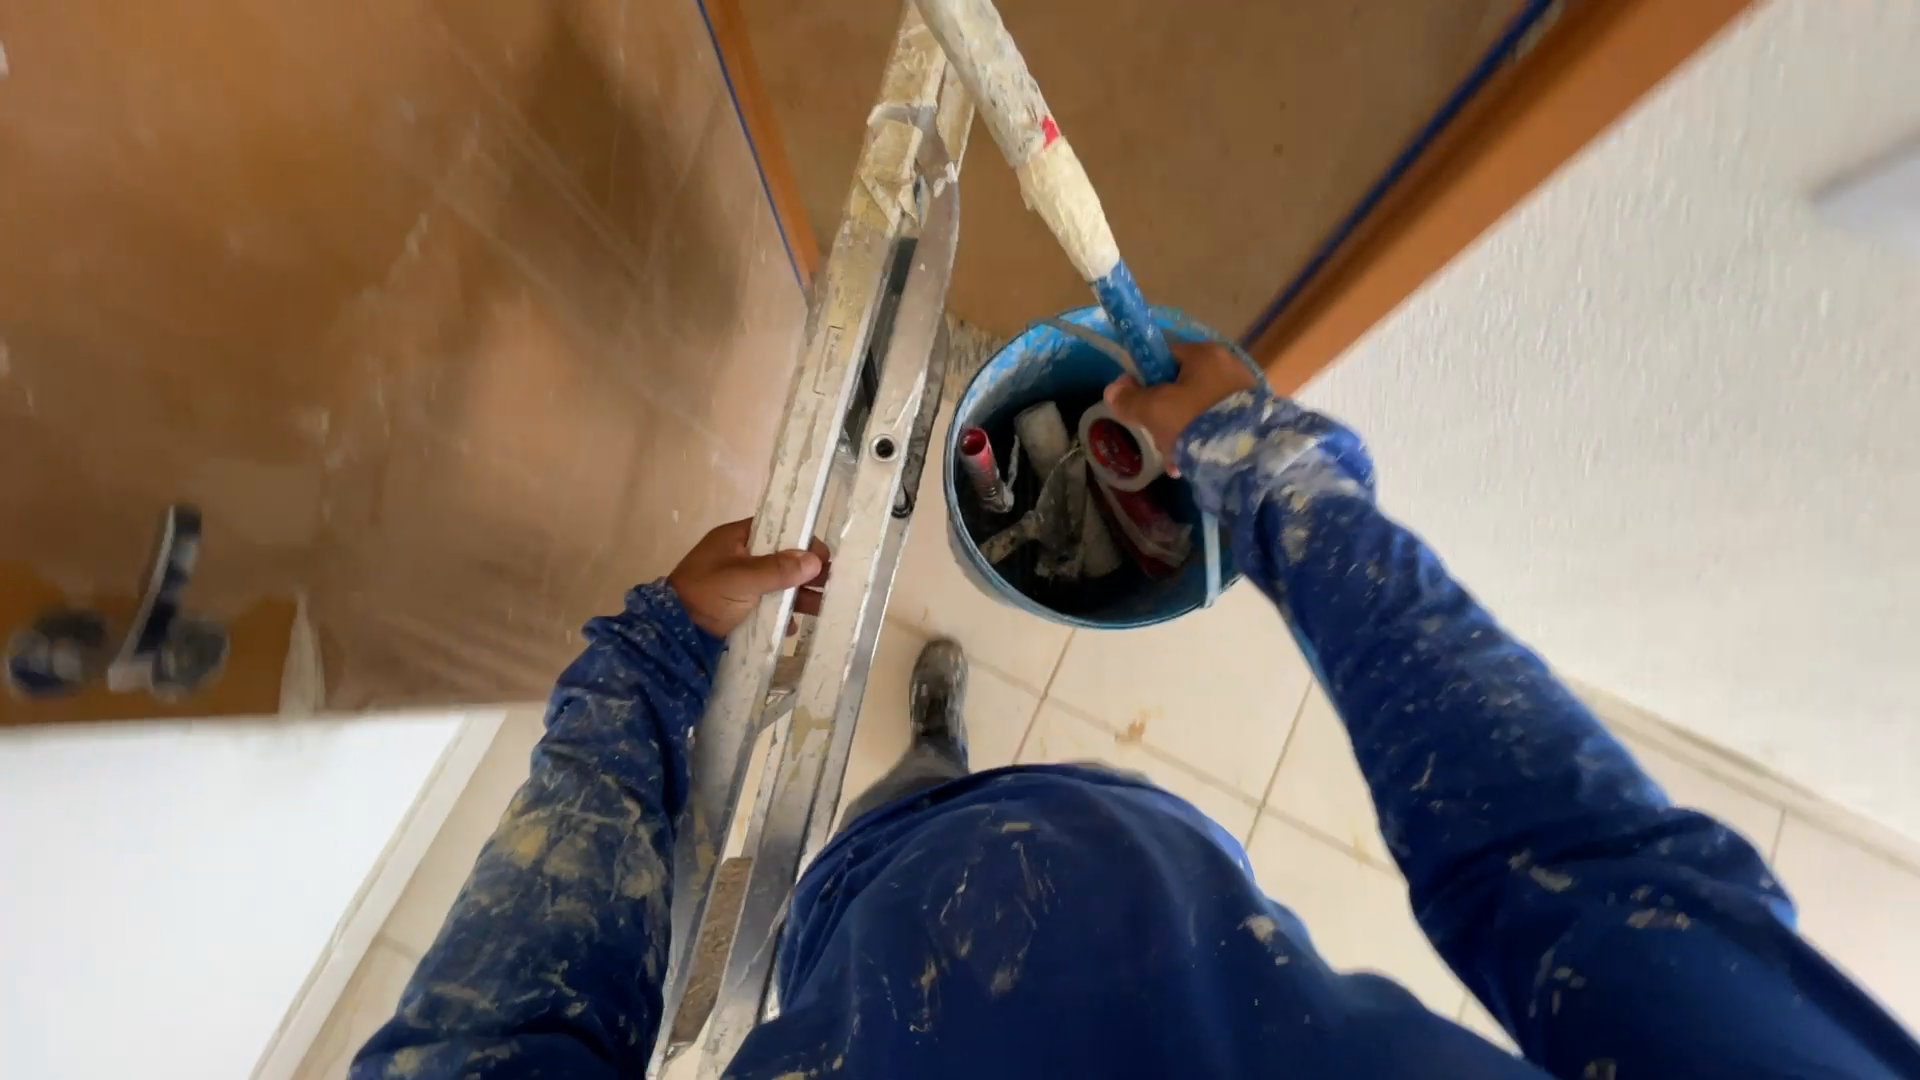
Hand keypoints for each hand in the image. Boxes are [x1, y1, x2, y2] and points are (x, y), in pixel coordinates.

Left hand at [667, 518, 829, 637]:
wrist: (674, 634)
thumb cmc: (706, 595)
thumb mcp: (743, 578)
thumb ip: (779, 568)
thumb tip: (815, 560)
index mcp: (736, 538)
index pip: (777, 529)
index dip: (802, 540)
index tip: (823, 557)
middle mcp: (740, 556)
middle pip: (782, 558)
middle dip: (806, 572)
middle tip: (830, 584)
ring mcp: (740, 583)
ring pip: (778, 583)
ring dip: (799, 595)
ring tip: (821, 607)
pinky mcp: (740, 606)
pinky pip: (768, 605)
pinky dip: (782, 613)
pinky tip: (791, 626)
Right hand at [1103, 342, 1257, 476]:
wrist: (1249, 456)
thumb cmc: (1197, 422)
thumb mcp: (1154, 410)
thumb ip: (1130, 399)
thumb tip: (1112, 389)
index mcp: (1204, 354)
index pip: (1164, 355)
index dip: (1144, 378)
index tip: (1136, 403)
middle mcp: (1228, 365)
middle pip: (1179, 385)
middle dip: (1162, 413)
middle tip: (1155, 436)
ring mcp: (1243, 391)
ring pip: (1195, 409)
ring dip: (1180, 431)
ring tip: (1174, 458)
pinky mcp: (1253, 416)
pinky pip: (1215, 424)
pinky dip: (1201, 439)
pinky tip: (1192, 462)